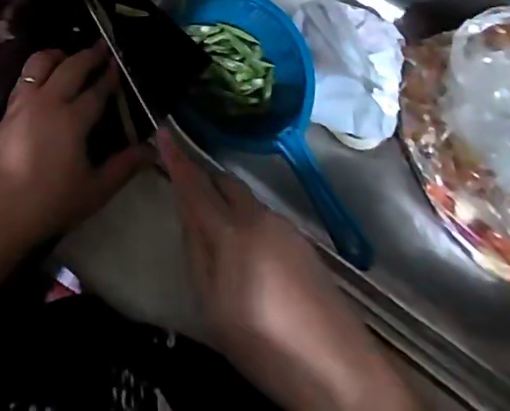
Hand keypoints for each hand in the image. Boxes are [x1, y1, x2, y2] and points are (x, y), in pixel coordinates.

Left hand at [0, 44, 150, 247]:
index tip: (120, 65)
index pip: (96, 90)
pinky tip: (45, 78)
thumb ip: (123, 167)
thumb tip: (151, 149)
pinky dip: (39, 67)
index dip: (110, 77)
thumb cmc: (49, 202)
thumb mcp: (94, 190)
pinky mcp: (7, 108)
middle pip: (69, 67)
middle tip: (102, 47)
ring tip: (70, 57)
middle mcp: (47, 101)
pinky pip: (25, 75)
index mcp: (72, 119)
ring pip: (40, 62)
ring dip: (58, 55)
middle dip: (88, 55)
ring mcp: (23, 101)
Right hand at [158, 129, 414, 410]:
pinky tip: (247, 254)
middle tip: (182, 189)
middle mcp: (261, 219)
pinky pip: (264, 218)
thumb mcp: (213, 305)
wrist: (346, 379)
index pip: (195, 183)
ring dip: (225, 201)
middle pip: (224, 182)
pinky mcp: (307, 248)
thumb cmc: (266, 345)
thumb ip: (196, 251)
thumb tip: (189, 214)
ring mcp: (288, 231)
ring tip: (214, 232)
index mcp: (232, 231)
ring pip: (245, 200)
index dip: (176, 157)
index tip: (162, 131)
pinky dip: (245, 220)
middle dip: (202, 178)